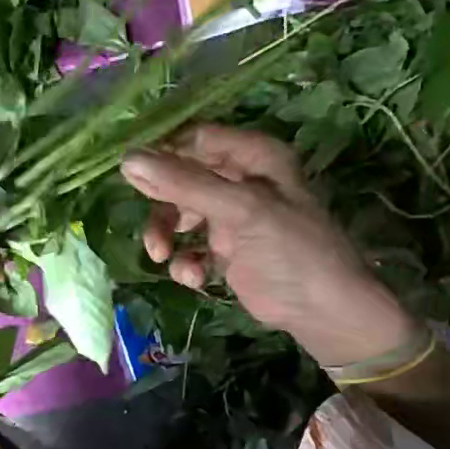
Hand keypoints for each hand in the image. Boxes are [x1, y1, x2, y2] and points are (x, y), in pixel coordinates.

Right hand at [120, 125, 418, 367]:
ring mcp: (234, 218)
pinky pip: (192, 248)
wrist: (322, 309)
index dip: (164, 154)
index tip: (132, 173)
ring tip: (163, 257)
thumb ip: (186, 184)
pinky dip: (187, 262)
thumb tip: (128, 160)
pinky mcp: (228, 253)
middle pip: (183, 178)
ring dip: (168, 235)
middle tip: (150, 226)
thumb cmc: (291, 249)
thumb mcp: (241, 210)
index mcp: (255, 157)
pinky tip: (193, 277)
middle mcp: (243, 181)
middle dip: (163, 204)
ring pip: (182, 214)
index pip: (197, 139)